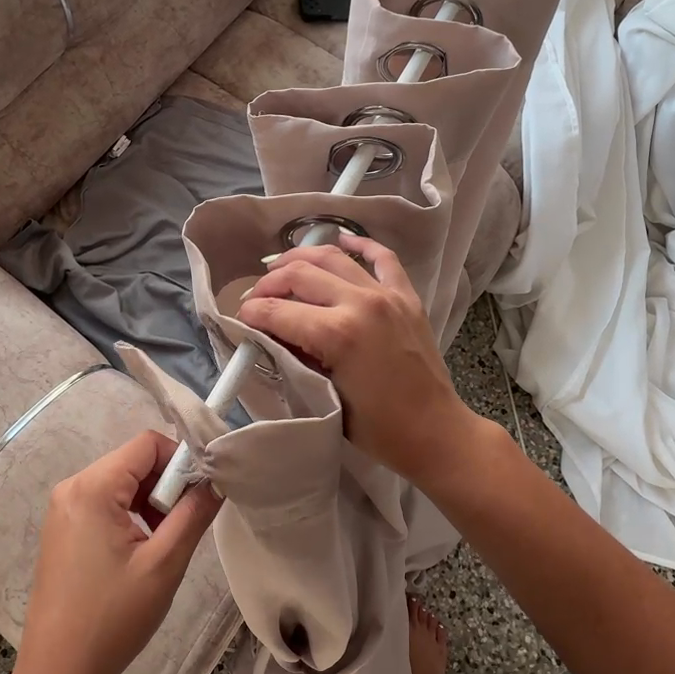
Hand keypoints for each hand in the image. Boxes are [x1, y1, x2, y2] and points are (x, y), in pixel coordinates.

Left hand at [13, 431, 223, 673]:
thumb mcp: (163, 566)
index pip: (146, 444)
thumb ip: (193, 515)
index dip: (180, 460)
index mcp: (93, 487)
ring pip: (121, 483)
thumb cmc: (111, 616)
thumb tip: (216, 481)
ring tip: (159, 546)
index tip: (199, 494)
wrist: (59, 670)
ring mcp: (63, 508)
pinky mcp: (62, 528)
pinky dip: (128, 516)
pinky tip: (138, 552)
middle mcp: (73, 486)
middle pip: (133, 462)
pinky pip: (104, 503)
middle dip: (164, 487)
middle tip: (179, 528)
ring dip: (149, 503)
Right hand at [236, 233, 482, 484]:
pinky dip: (360, 245)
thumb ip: (296, 357)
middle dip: (268, 283)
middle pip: (300, 275)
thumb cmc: (378, 428)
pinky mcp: (406, 296)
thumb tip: (269, 333)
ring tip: (280, 266)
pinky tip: (341, 241)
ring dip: (300, 257)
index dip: (252, 312)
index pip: (279, 311)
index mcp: (338, 334)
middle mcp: (360, 303)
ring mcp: (386, 295)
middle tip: (255, 297)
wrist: (436, 432)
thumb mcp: (324, 394)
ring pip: (333, 258)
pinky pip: (382, 258)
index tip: (239, 317)